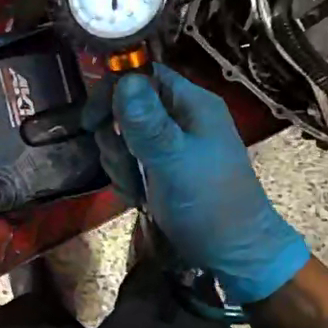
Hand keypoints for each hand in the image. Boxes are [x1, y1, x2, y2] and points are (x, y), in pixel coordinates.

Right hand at [83, 66, 309, 302]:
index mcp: (191, 104)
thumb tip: (122, 79)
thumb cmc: (210, 202)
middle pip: (125, 106)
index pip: (143, 74)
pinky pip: (128, 160)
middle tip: (123, 160)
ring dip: (118, 161)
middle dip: (114, 136)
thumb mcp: (174, 160)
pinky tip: (137, 196)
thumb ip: (147, 122)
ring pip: (121, 136)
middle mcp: (180, 117)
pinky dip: (126, 177)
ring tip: (135, 185)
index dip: (114, 90)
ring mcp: (169, 144)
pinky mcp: (161, 167)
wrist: (234, 253)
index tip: (94, 119)